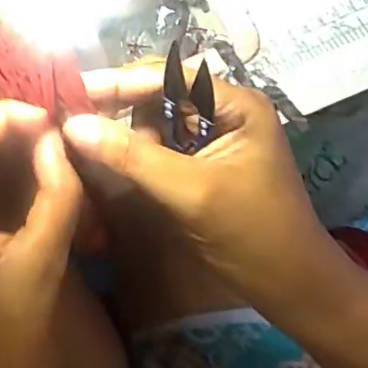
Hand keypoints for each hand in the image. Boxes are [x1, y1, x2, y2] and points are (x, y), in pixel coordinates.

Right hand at [61, 63, 347, 315]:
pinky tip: (110, 159)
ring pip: (156, 118)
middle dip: (119, 104)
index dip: (120, 82)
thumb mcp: (190, 192)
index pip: (168, 77)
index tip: (75, 92)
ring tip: (89, 143)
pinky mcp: (204, 160)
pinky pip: (161, 143)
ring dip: (124, 130)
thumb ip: (132, 156)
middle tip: (72, 117)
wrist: (294, 290)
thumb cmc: (253, 236)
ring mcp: (214, 134)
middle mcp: (225, 108)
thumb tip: (73, 124)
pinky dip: (136, 150)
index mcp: (235, 103)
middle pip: (159, 93)